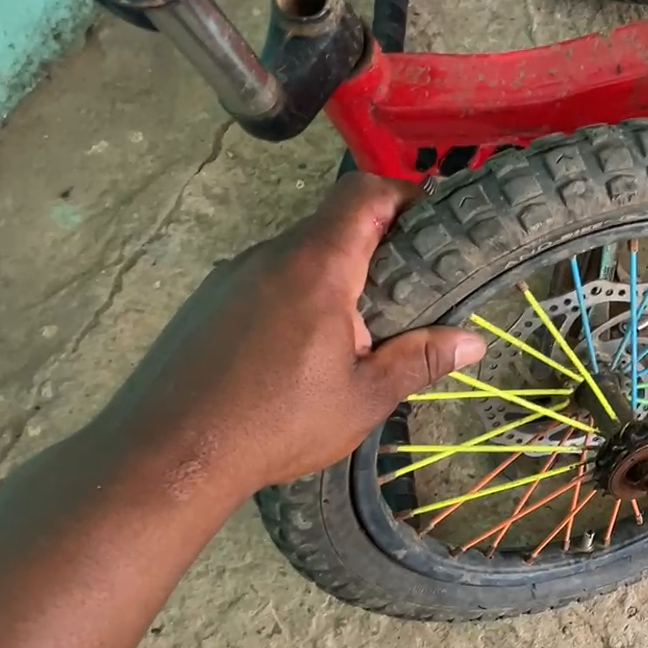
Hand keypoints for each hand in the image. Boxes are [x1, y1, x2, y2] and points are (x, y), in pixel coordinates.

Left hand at [89, 173, 484, 498]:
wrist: (172, 452)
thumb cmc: (281, 421)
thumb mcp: (367, 396)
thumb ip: (421, 359)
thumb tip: (475, 342)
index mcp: (318, 269)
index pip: (363, 195)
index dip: (404, 195)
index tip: (436, 222)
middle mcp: (272, 257)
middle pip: (334, 224)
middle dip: (382, 246)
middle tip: (417, 291)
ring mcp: (234, 276)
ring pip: (303, 254)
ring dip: (343, 276)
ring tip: (368, 328)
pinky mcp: (212, 301)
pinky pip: (272, 280)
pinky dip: (306, 295)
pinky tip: (312, 349)